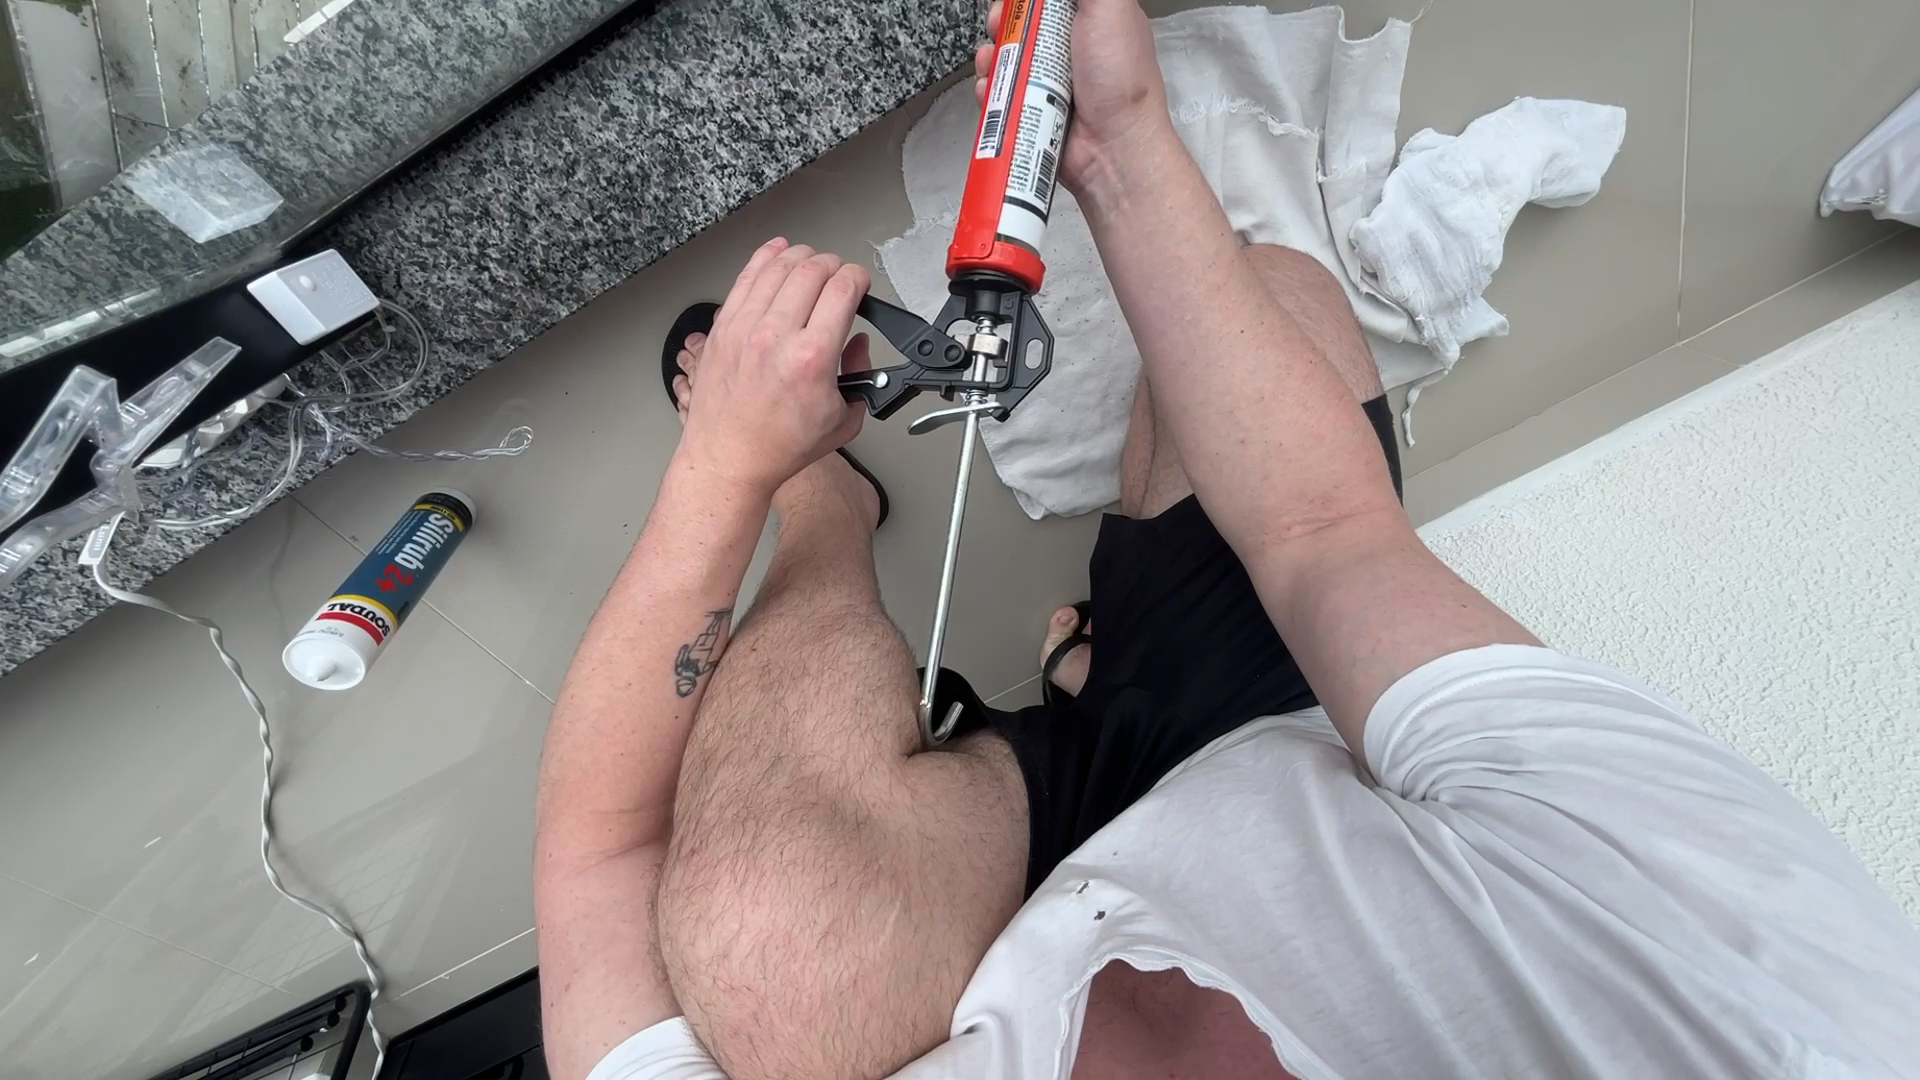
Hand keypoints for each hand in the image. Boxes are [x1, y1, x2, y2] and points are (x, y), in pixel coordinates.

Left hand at [674, 238, 870, 498]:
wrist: (730, 458)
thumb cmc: (780, 446)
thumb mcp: (843, 421)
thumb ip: (861, 377)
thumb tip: (858, 345)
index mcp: (812, 359)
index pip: (842, 290)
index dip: (859, 278)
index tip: (861, 282)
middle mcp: (777, 336)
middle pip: (812, 270)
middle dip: (834, 264)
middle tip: (840, 274)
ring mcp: (745, 329)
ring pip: (778, 266)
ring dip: (802, 256)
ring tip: (812, 261)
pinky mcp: (723, 328)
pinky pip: (746, 277)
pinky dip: (766, 257)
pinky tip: (777, 252)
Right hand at [972, 0, 1170, 197]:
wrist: (1114, 148)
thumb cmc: (1120, 78)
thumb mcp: (1111, 7)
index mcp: (1091, 20)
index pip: (1050, 2)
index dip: (1028, 1)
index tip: (1014, 3)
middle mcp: (1069, 52)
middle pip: (1023, 29)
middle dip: (1003, 25)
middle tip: (996, 27)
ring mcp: (1049, 86)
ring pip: (1008, 64)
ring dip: (991, 60)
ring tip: (988, 63)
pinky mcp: (1034, 117)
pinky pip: (1002, 101)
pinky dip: (989, 95)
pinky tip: (987, 91)